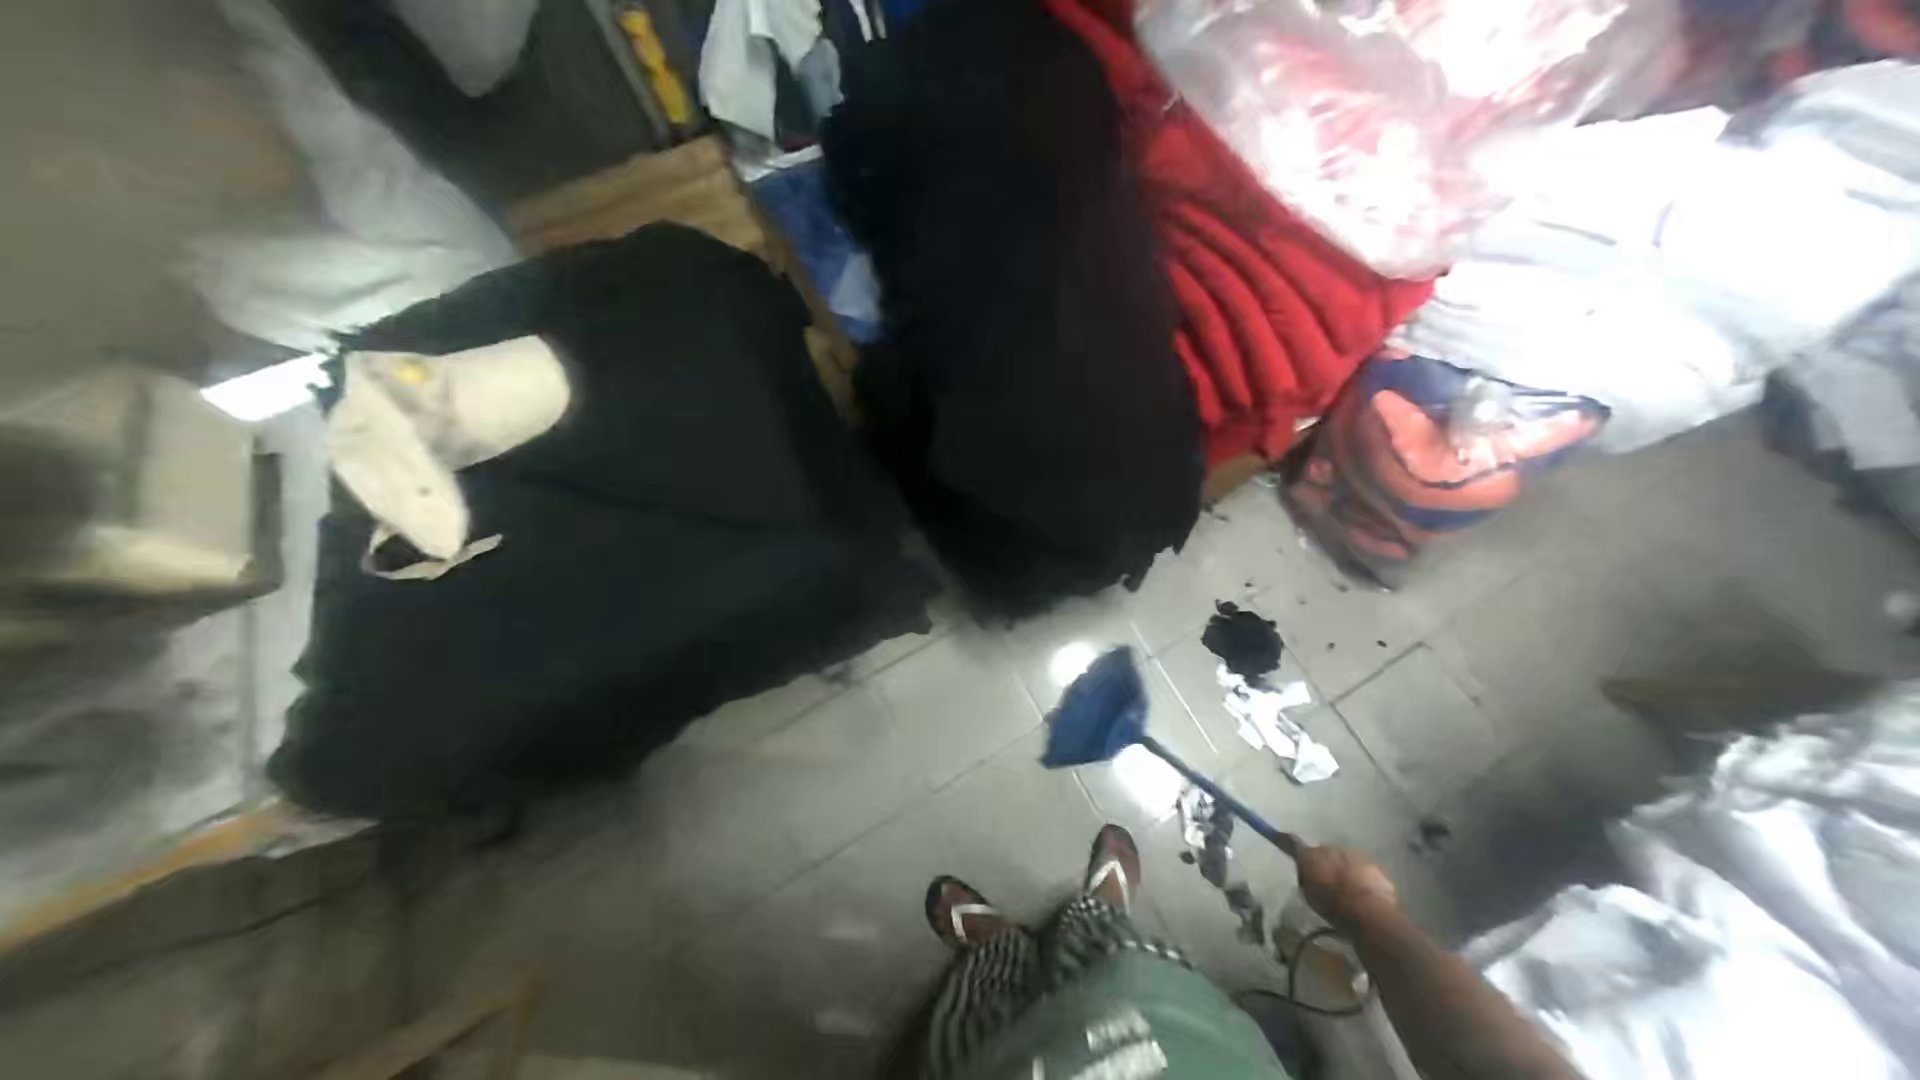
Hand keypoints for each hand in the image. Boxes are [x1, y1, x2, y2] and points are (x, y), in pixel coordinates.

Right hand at [1295, 843, 1400, 932]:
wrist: (1371, 915)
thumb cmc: (1334, 905)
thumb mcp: (1309, 894)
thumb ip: (1305, 876)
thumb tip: (1303, 868)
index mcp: (1313, 854)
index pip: (1295, 843)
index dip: (1288, 842)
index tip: (1282, 839)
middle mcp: (1334, 849)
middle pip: (1326, 852)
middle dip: (1325, 862)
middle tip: (1324, 880)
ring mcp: (1358, 857)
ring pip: (1347, 861)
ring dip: (1345, 871)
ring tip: (1346, 891)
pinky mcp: (1378, 870)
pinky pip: (1365, 873)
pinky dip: (1362, 880)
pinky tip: (1363, 896)